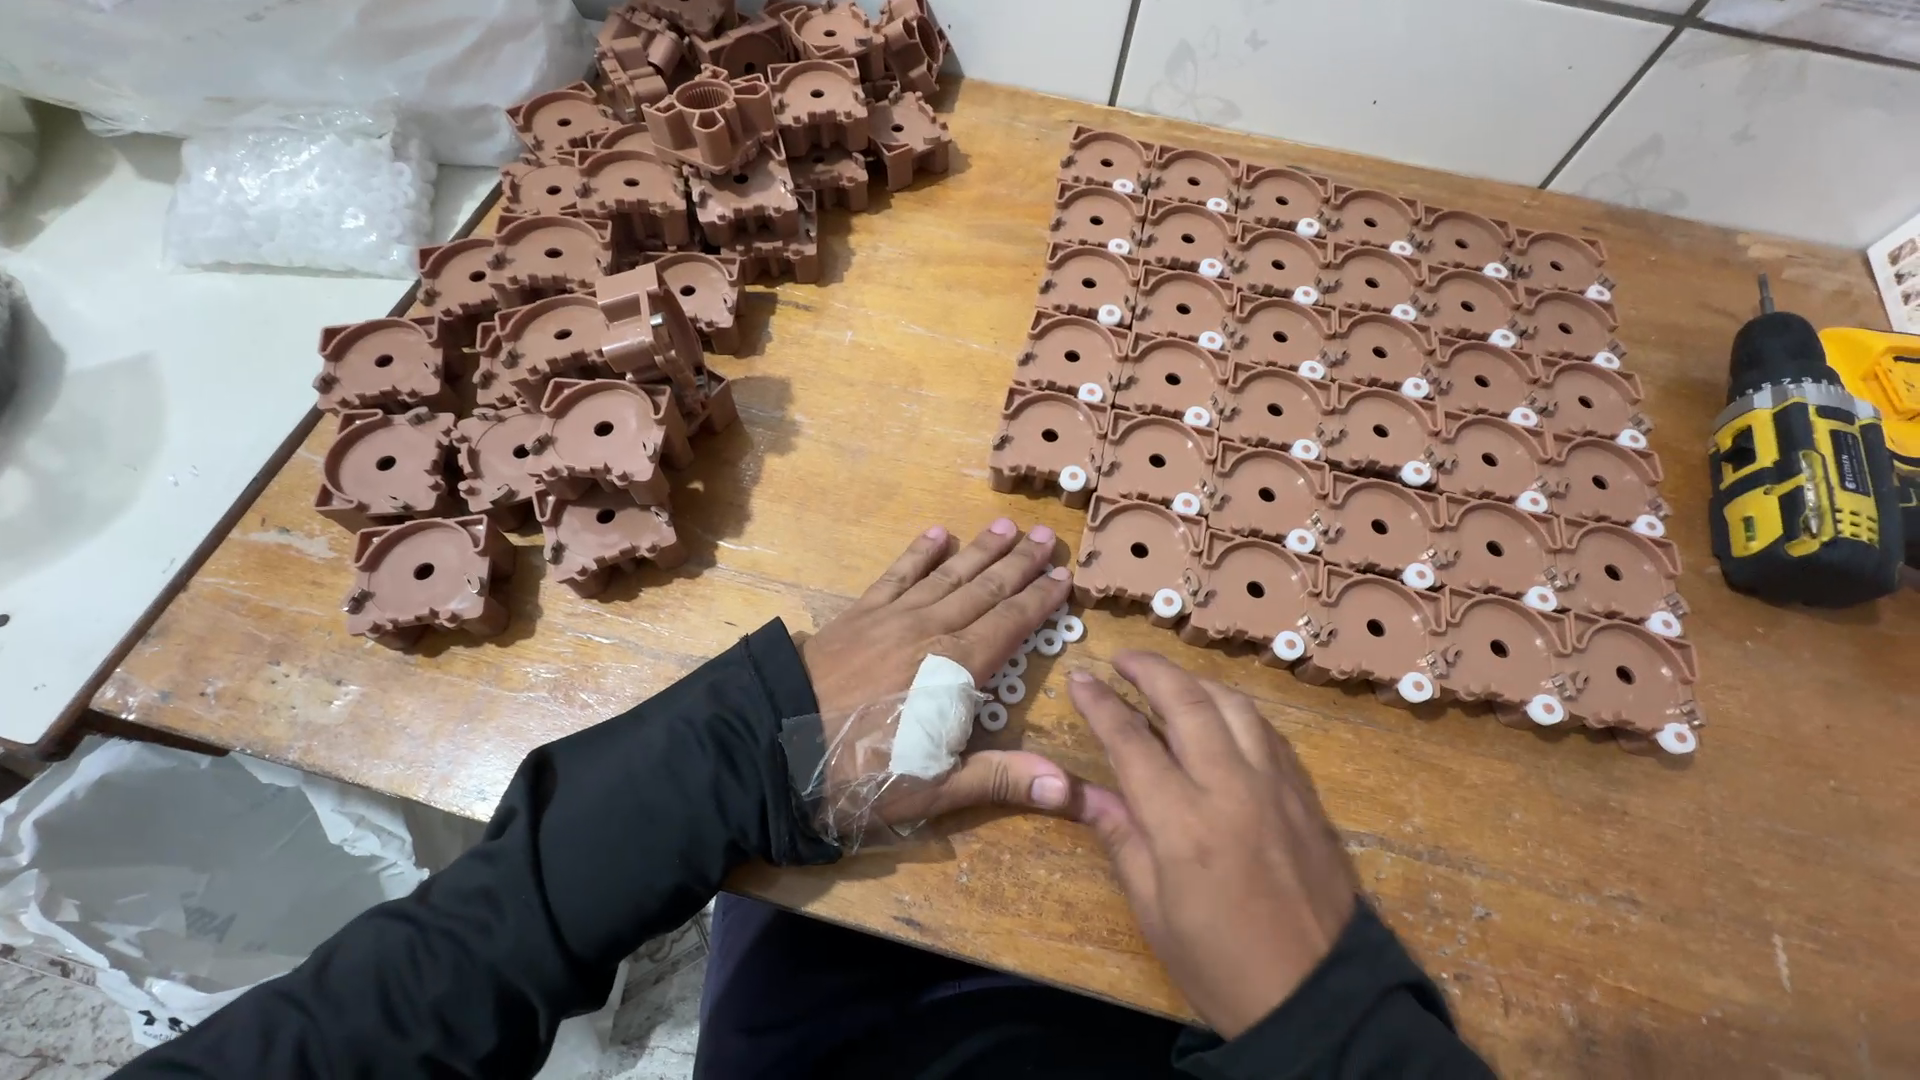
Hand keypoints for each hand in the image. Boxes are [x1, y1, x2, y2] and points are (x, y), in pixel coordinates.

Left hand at [799, 518, 1075, 830]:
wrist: (774, 747)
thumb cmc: (860, 773)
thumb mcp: (934, 788)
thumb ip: (1001, 778)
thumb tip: (1069, 788)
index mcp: (955, 669)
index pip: (1009, 624)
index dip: (1039, 601)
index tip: (1064, 577)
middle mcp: (929, 630)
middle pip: (984, 589)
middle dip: (1019, 563)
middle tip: (1048, 536)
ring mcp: (891, 617)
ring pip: (947, 575)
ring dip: (979, 550)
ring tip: (1006, 526)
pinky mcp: (858, 614)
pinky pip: (896, 574)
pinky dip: (918, 553)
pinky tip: (936, 533)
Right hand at [1068, 652, 1358, 1037]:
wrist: (1320, 1000)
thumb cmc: (1220, 963)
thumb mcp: (1154, 909)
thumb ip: (1121, 836)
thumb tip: (1082, 791)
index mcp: (1183, 822)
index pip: (1130, 741)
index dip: (1100, 704)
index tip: (1080, 678)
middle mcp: (1230, 787)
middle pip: (1187, 702)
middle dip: (1149, 669)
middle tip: (1123, 658)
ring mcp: (1275, 786)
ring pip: (1234, 706)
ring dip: (1195, 682)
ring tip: (1168, 681)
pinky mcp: (1304, 794)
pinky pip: (1267, 731)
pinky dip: (1235, 709)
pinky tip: (1221, 716)